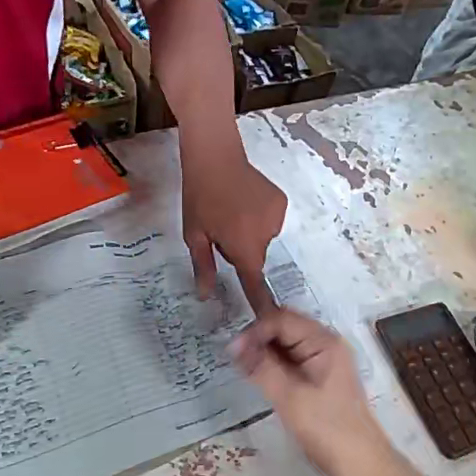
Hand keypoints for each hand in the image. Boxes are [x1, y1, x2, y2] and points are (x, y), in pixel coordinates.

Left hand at [181, 137, 287, 312]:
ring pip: (262, 238)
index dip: (261, 301)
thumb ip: (204, 266)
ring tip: (232, 212)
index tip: (270, 319)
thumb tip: (207, 296)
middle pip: (255, 256)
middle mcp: (267, 234)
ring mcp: (277, 216)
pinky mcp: (281, 202)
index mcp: (245, 246)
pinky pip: (269, 221)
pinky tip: (245, 202)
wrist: (216, 156)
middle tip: (220, 230)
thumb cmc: (199, 197)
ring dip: (249, 233)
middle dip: (240, 250)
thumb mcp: (194, 235)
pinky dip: (258, 218)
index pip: (255, 281)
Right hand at [232, 311, 392, 475]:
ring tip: (245, 368)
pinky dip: (276, 363)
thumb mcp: (289, 397)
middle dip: (259, 338)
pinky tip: (262, 376)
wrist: (361, 463)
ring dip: (266, 351)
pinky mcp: (322, 376)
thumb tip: (234, 345)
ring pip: (288, 343)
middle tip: (237, 358)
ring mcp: (326, 359)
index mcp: (324, 341)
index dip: (255, 330)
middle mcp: (327, 343)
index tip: (233, 351)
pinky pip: (294, 358)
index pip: (282, 319)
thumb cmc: (326, 428)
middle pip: (286, 326)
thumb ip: (262, 367)